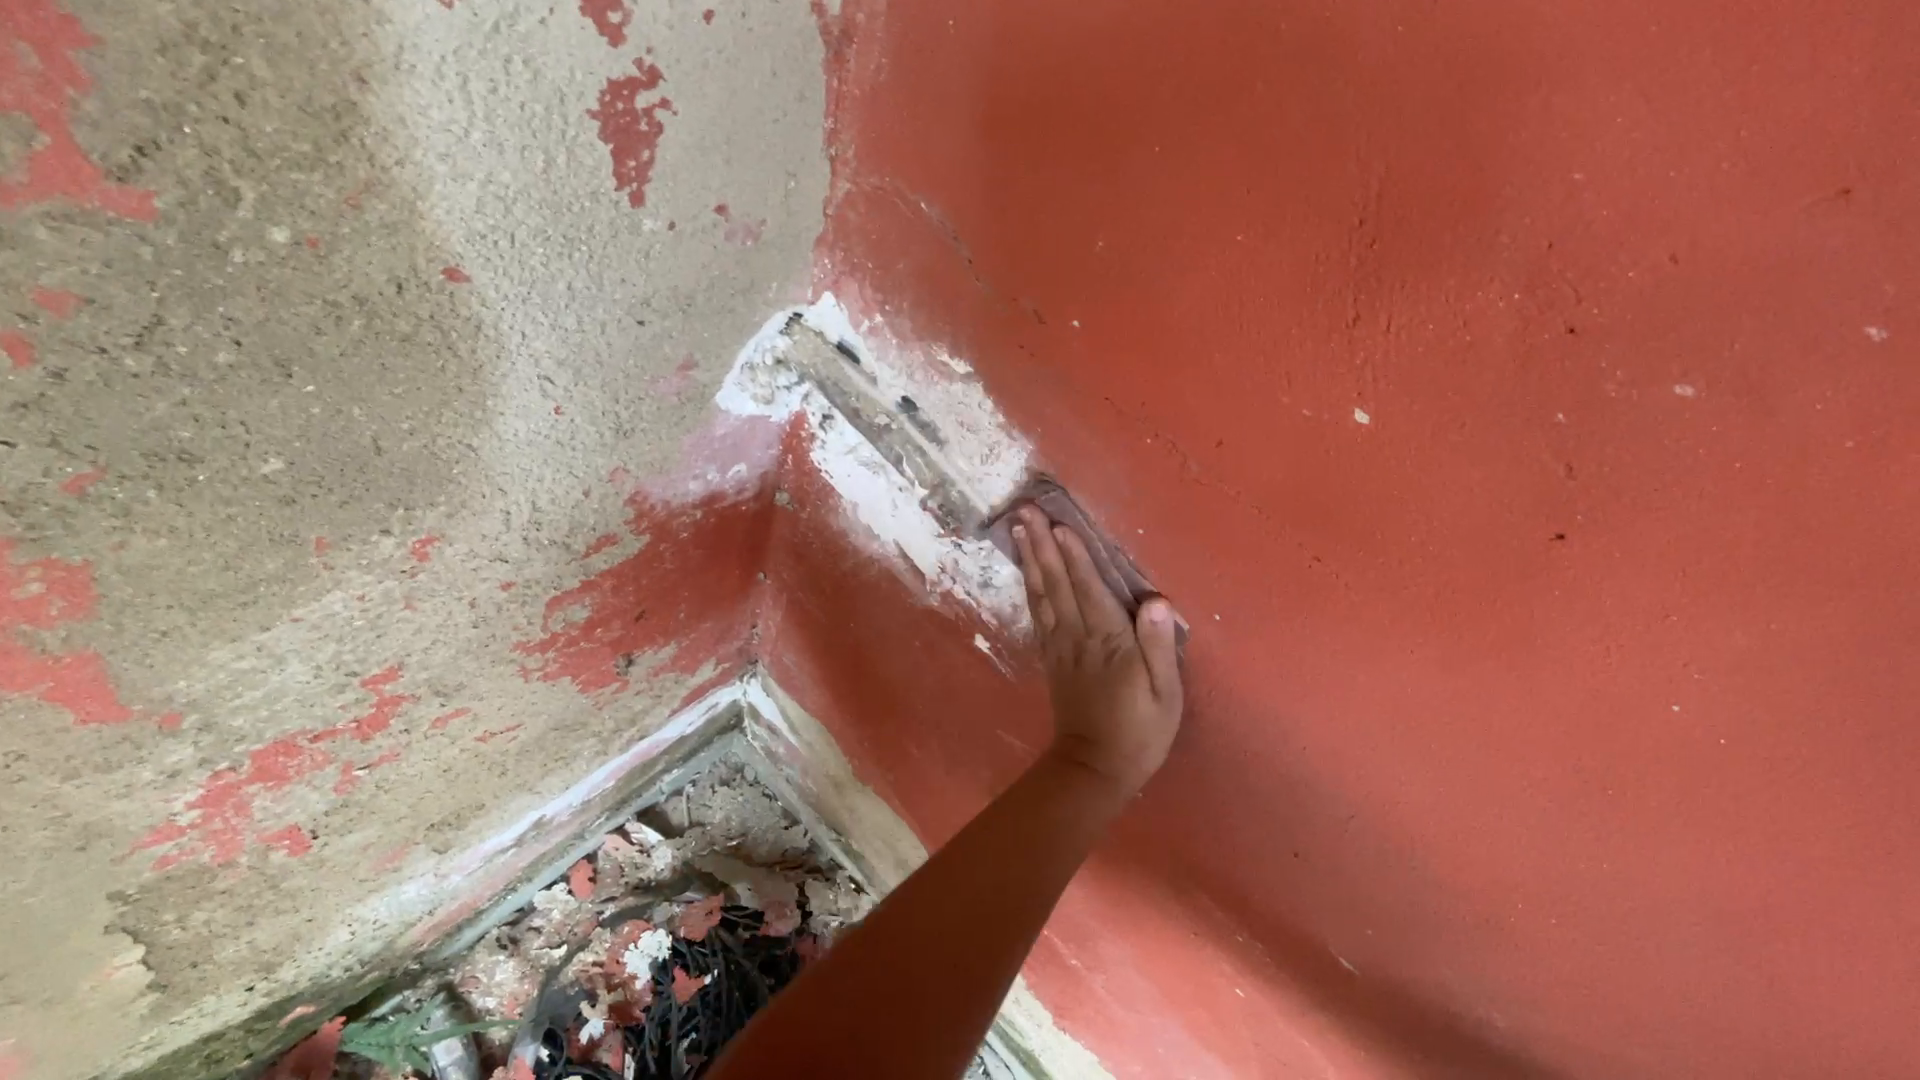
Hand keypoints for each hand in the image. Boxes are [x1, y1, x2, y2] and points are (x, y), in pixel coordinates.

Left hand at [1011, 504, 1183, 795]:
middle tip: (1025, 511)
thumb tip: (1155, 602)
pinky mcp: (1051, 658)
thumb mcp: (1164, 695)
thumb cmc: (1140, 731)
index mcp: (1109, 641)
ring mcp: (1060, 647)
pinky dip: (1030, 588)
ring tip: (1019, 529)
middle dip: (1042, 545)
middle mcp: (1078, 637)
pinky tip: (1027, 571)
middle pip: (1057, 583)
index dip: (1074, 555)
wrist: (1095, 768)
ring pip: (1042, 594)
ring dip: (1031, 559)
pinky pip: (1038, 614)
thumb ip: (1158, 647)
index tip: (1059, 524)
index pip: (1089, 589)